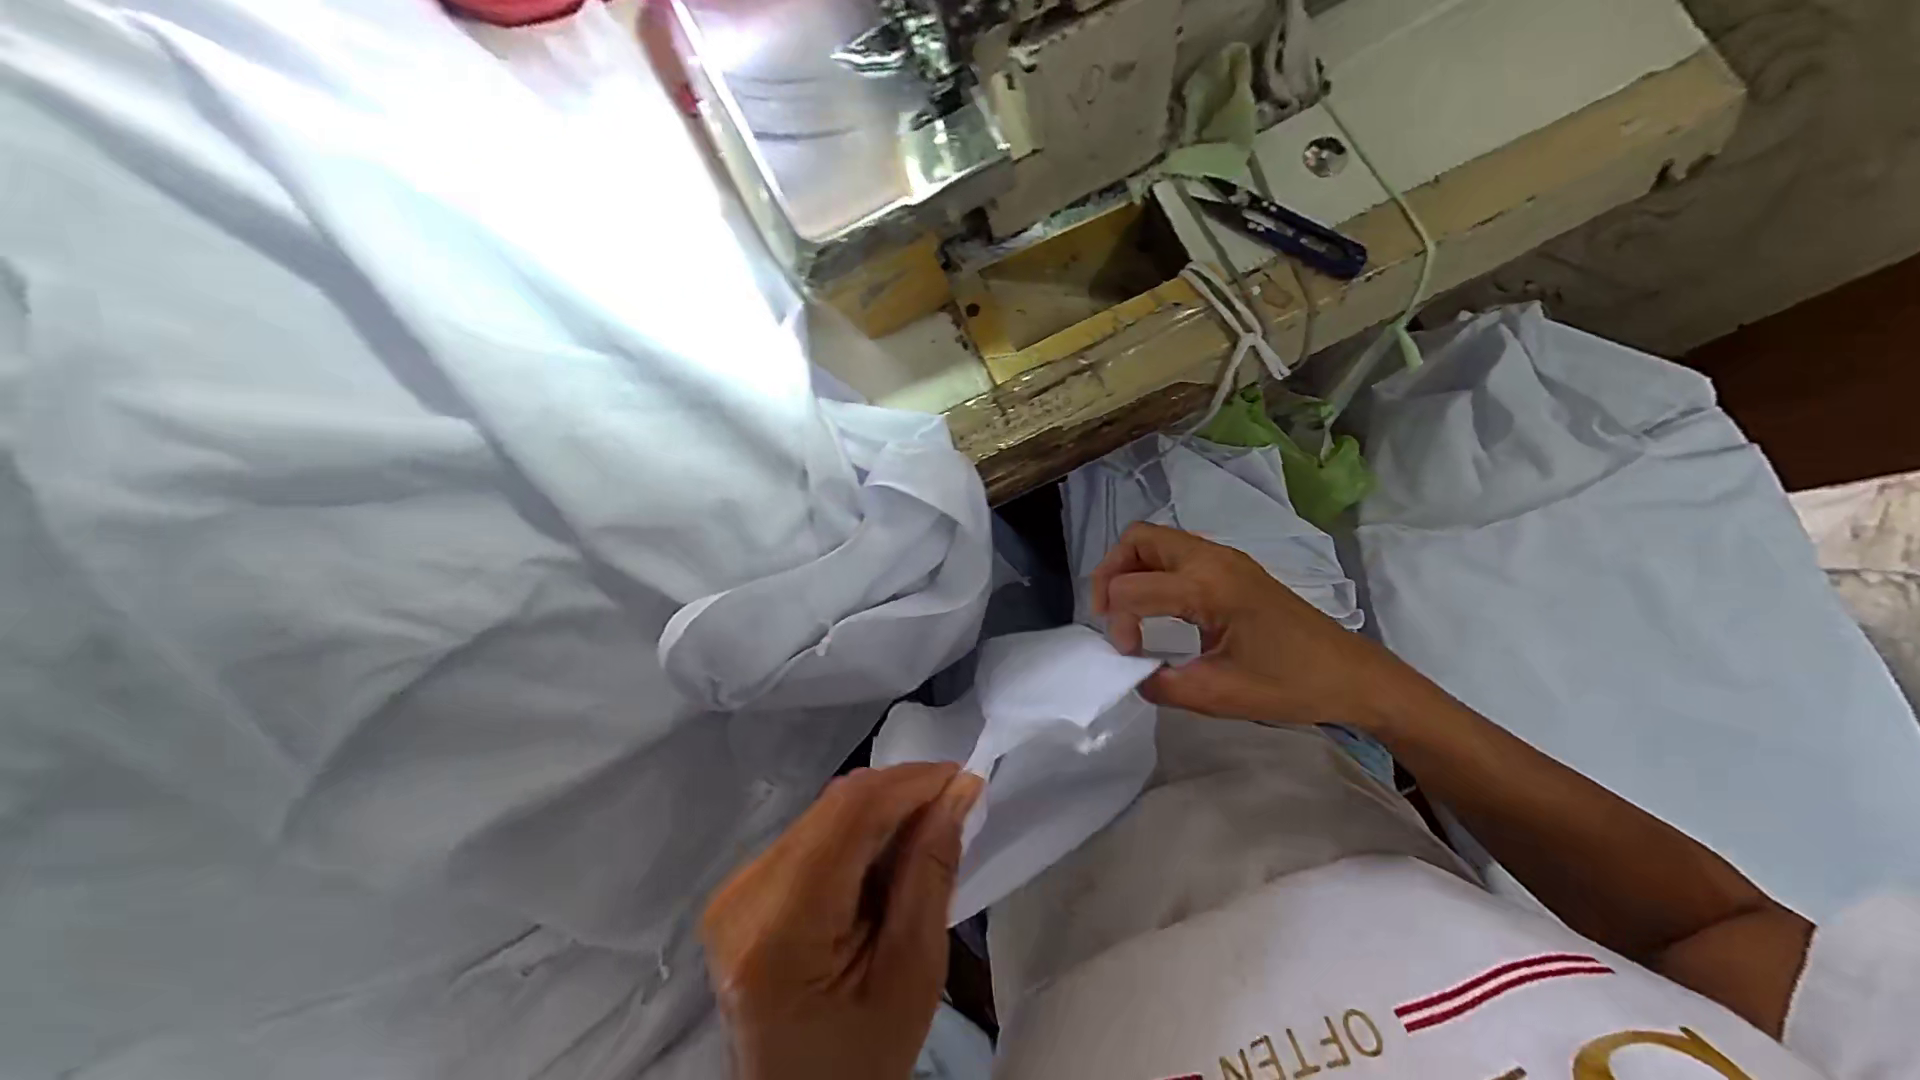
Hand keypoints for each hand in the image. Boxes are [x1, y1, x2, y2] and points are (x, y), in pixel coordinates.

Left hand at [701, 763, 985, 1079]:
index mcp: (778, 929)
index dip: (910, 782)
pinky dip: (857, 832)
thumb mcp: (912, 976)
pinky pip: (811, 834)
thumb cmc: (862, 1060)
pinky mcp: (741, 890)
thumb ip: (931, 873)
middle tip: (955, 804)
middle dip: (901, 793)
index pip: (850, 815)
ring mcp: (734, 891)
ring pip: (824, 813)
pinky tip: (886, 855)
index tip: (963, 778)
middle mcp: (742, 895)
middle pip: (834, 807)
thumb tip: (959, 791)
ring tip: (927, 831)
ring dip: (882, 811)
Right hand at [1091, 522, 1420, 728]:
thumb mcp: (1219, 695)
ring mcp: (1225, 558)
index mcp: (1209, 586)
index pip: (1132, 589)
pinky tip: (1158, 606)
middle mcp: (1213, 559)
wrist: (1353, 676)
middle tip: (1107, 615)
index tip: (1131, 656)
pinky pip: (1176, 552)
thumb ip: (1163, 684)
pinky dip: (1152, 570)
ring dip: (1130, 568)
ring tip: (1126, 611)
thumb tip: (1134, 674)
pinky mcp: (1233, 567)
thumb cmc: (1291, 685)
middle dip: (1109, 573)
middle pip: (1137, 539)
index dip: (1117, 624)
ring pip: (1155, 540)